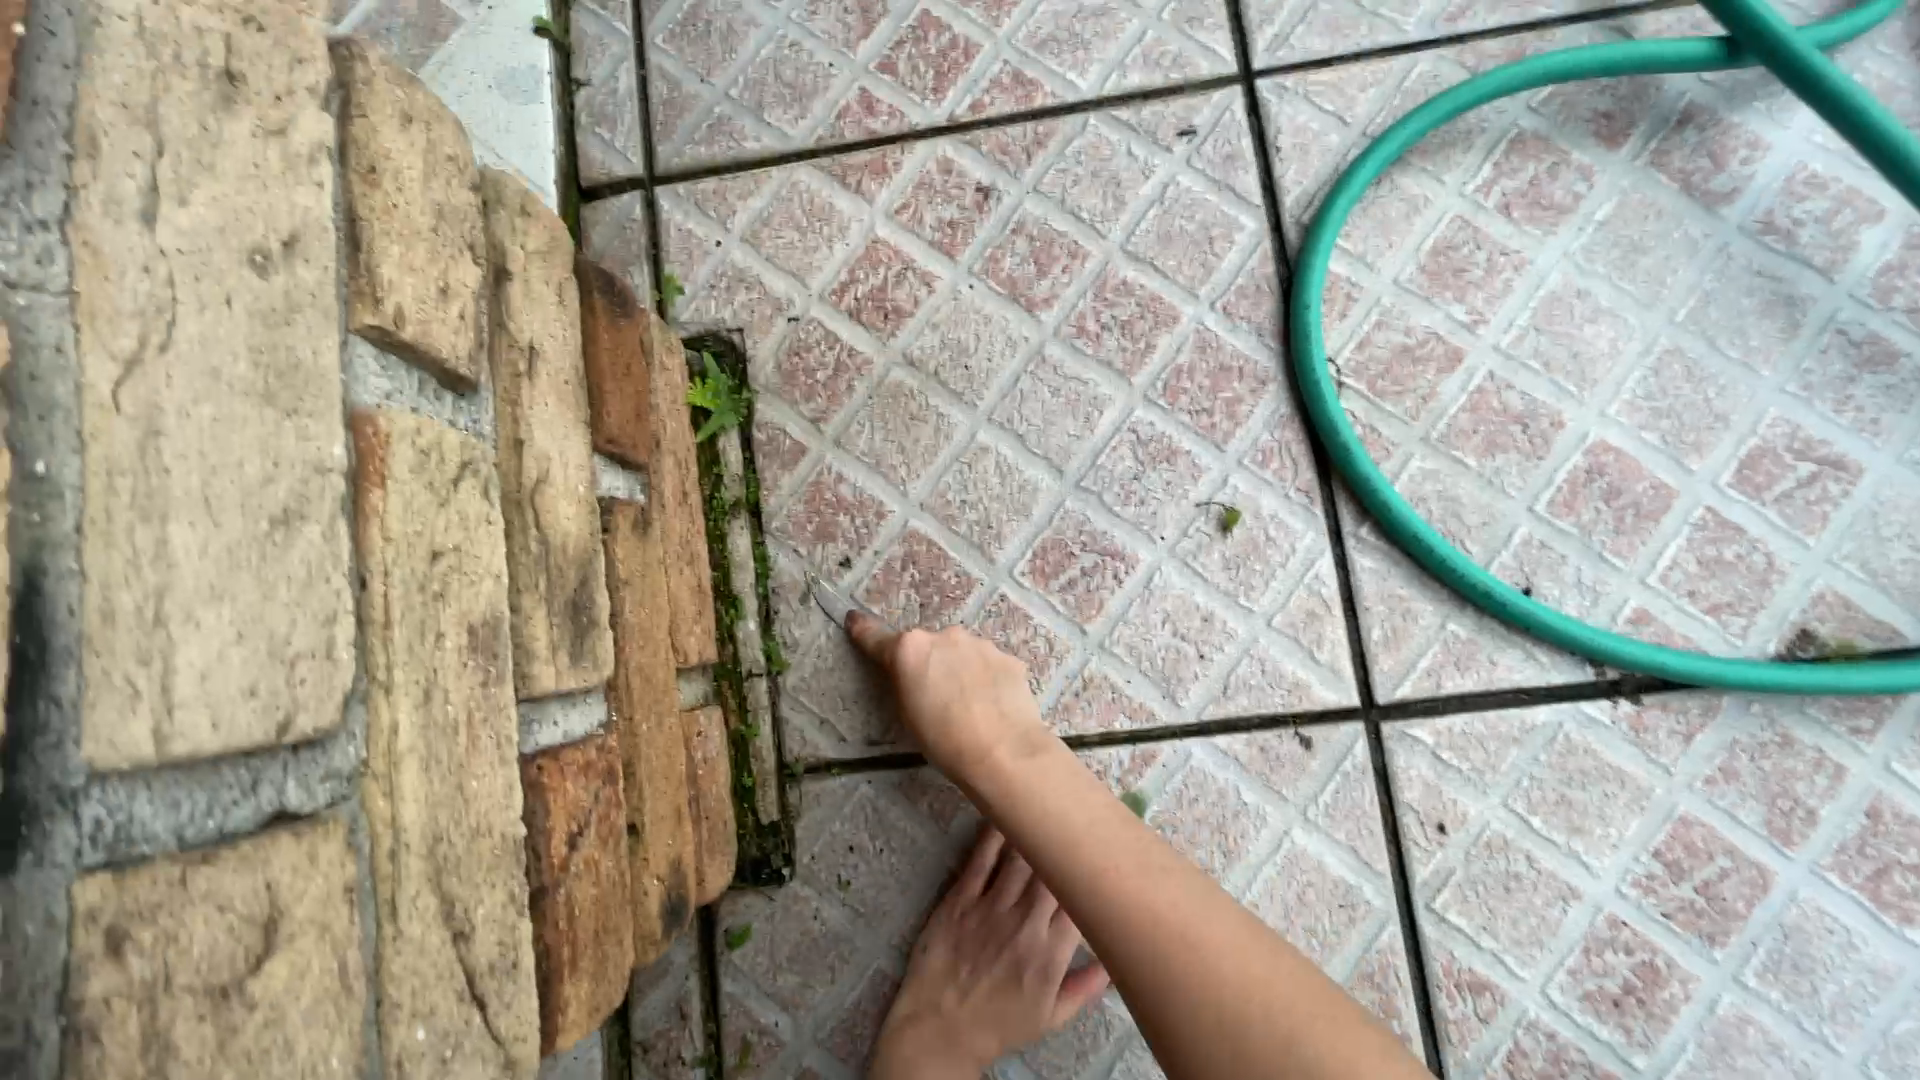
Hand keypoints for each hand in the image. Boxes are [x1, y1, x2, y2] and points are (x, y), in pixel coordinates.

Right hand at [845, 613, 1053, 785]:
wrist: (1003, 752)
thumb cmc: (943, 741)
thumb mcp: (907, 714)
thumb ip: (905, 682)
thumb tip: (911, 672)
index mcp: (909, 650)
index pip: (876, 637)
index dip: (863, 630)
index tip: (854, 620)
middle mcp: (944, 636)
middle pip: (928, 646)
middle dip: (929, 663)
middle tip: (936, 696)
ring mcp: (980, 643)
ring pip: (961, 652)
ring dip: (959, 669)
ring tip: (969, 705)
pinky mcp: (1007, 657)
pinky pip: (988, 664)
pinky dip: (986, 678)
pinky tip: (992, 705)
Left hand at [871, 827, 1111, 1077]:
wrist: (939, 1030)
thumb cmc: (998, 1024)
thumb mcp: (1050, 1018)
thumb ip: (1086, 988)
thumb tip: (1116, 962)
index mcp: (1051, 953)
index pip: (1081, 900)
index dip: (1091, 875)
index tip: (1099, 854)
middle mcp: (1025, 923)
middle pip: (1053, 872)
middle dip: (1066, 845)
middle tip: (1076, 819)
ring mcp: (990, 908)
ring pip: (1020, 859)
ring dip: (1034, 834)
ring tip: (1045, 809)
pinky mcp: (959, 899)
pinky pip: (981, 859)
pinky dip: (994, 835)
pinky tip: (1004, 814)